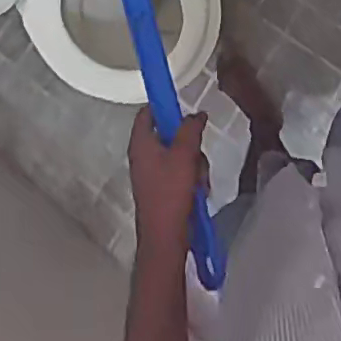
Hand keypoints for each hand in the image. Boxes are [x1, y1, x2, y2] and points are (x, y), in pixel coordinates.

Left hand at [127, 108, 207, 248]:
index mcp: (141, 144)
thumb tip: (197, 114)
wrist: (166, 236)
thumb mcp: (184, 153)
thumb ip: (190, 129)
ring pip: (179, 154)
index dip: (163, 105)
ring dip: (194, 162)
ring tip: (200, 177)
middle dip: (188, 141)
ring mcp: (152, 174)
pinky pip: (181, 172)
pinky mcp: (162, 189)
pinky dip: (192, 177)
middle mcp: (143, 157)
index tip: (182, 105)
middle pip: (168, 134)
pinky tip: (199, 189)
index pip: (146, 113)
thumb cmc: (170, 191)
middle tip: (197, 149)